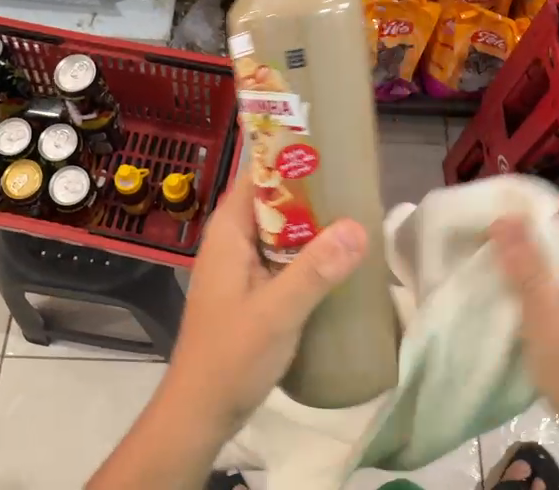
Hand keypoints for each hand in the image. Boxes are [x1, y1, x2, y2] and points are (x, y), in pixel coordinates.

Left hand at [161, 168, 369, 440]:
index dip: (289, 155)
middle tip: (355, 182)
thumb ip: (316, 270)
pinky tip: (338, 260)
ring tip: (356, 214)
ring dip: (311, 224)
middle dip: (310, 190)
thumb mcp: (278, 312)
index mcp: (229, 230)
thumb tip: (358, 226)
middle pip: (273, 199)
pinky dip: (306, 252)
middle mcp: (231, 239)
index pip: (258, 173)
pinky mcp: (250, 290)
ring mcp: (240, 266)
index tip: (329, 146)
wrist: (200, 412)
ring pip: (280, 230)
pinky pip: (281, 257)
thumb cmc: (231, 356)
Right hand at [489, 215, 558, 443]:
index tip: (469, 245)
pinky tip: (520, 315)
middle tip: (475, 272)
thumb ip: (527, 268)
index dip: (501, 226)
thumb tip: (503, 216)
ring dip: (521, 276)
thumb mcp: (549, 325)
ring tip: (490, 292)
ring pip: (550, 264)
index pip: (538, 217)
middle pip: (544, 239)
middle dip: (510, 252)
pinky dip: (538, 294)